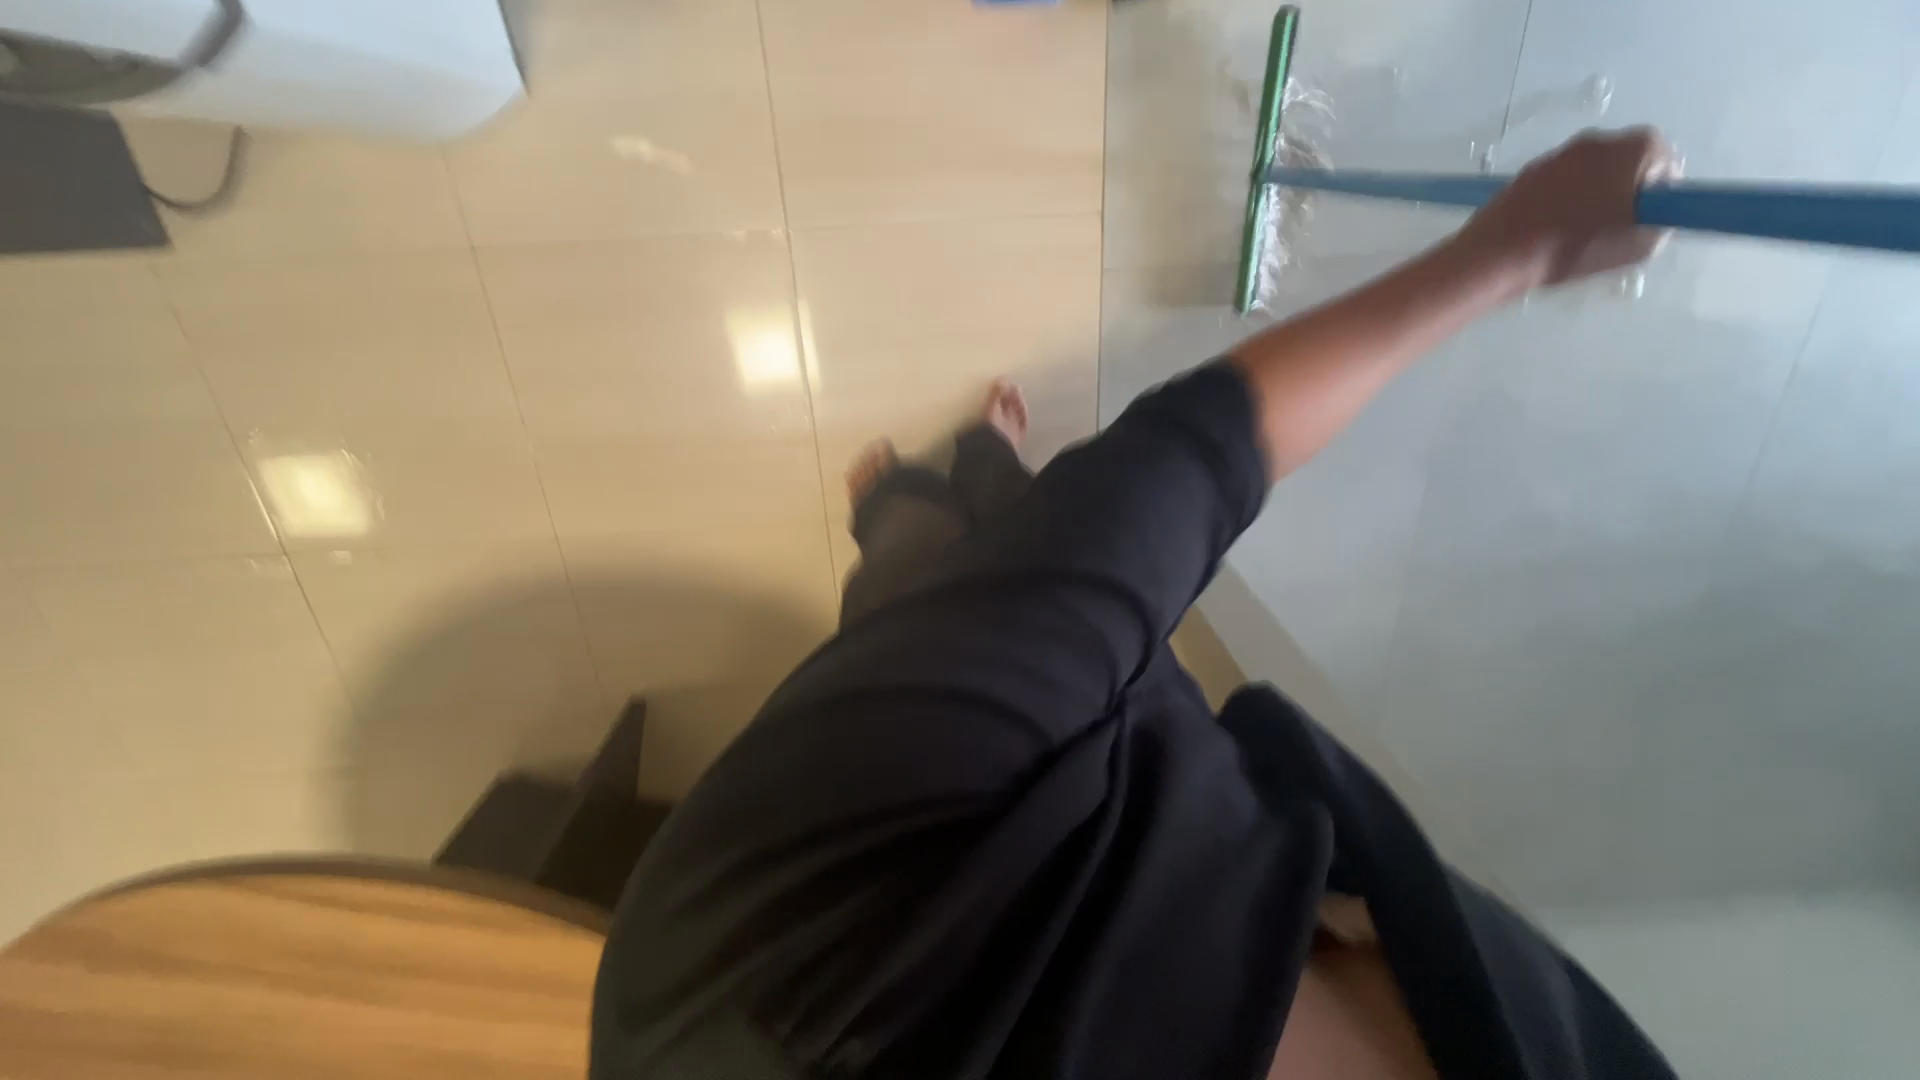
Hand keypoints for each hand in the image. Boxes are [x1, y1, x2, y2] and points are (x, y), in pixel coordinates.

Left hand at [1456, 126, 1679, 290]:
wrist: (1495, 256)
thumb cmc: (1572, 247)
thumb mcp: (1637, 246)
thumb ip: (1659, 226)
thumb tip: (1651, 222)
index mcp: (1636, 146)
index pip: (1664, 167)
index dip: (1656, 197)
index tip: (1640, 221)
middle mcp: (1597, 139)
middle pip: (1624, 166)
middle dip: (1622, 193)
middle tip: (1609, 229)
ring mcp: (1556, 154)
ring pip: (1587, 175)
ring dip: (1588, 197)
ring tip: (1572, 233)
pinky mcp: (1524, 173)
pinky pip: (1555, 185)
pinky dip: (1558, 201)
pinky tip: (1547, 229)